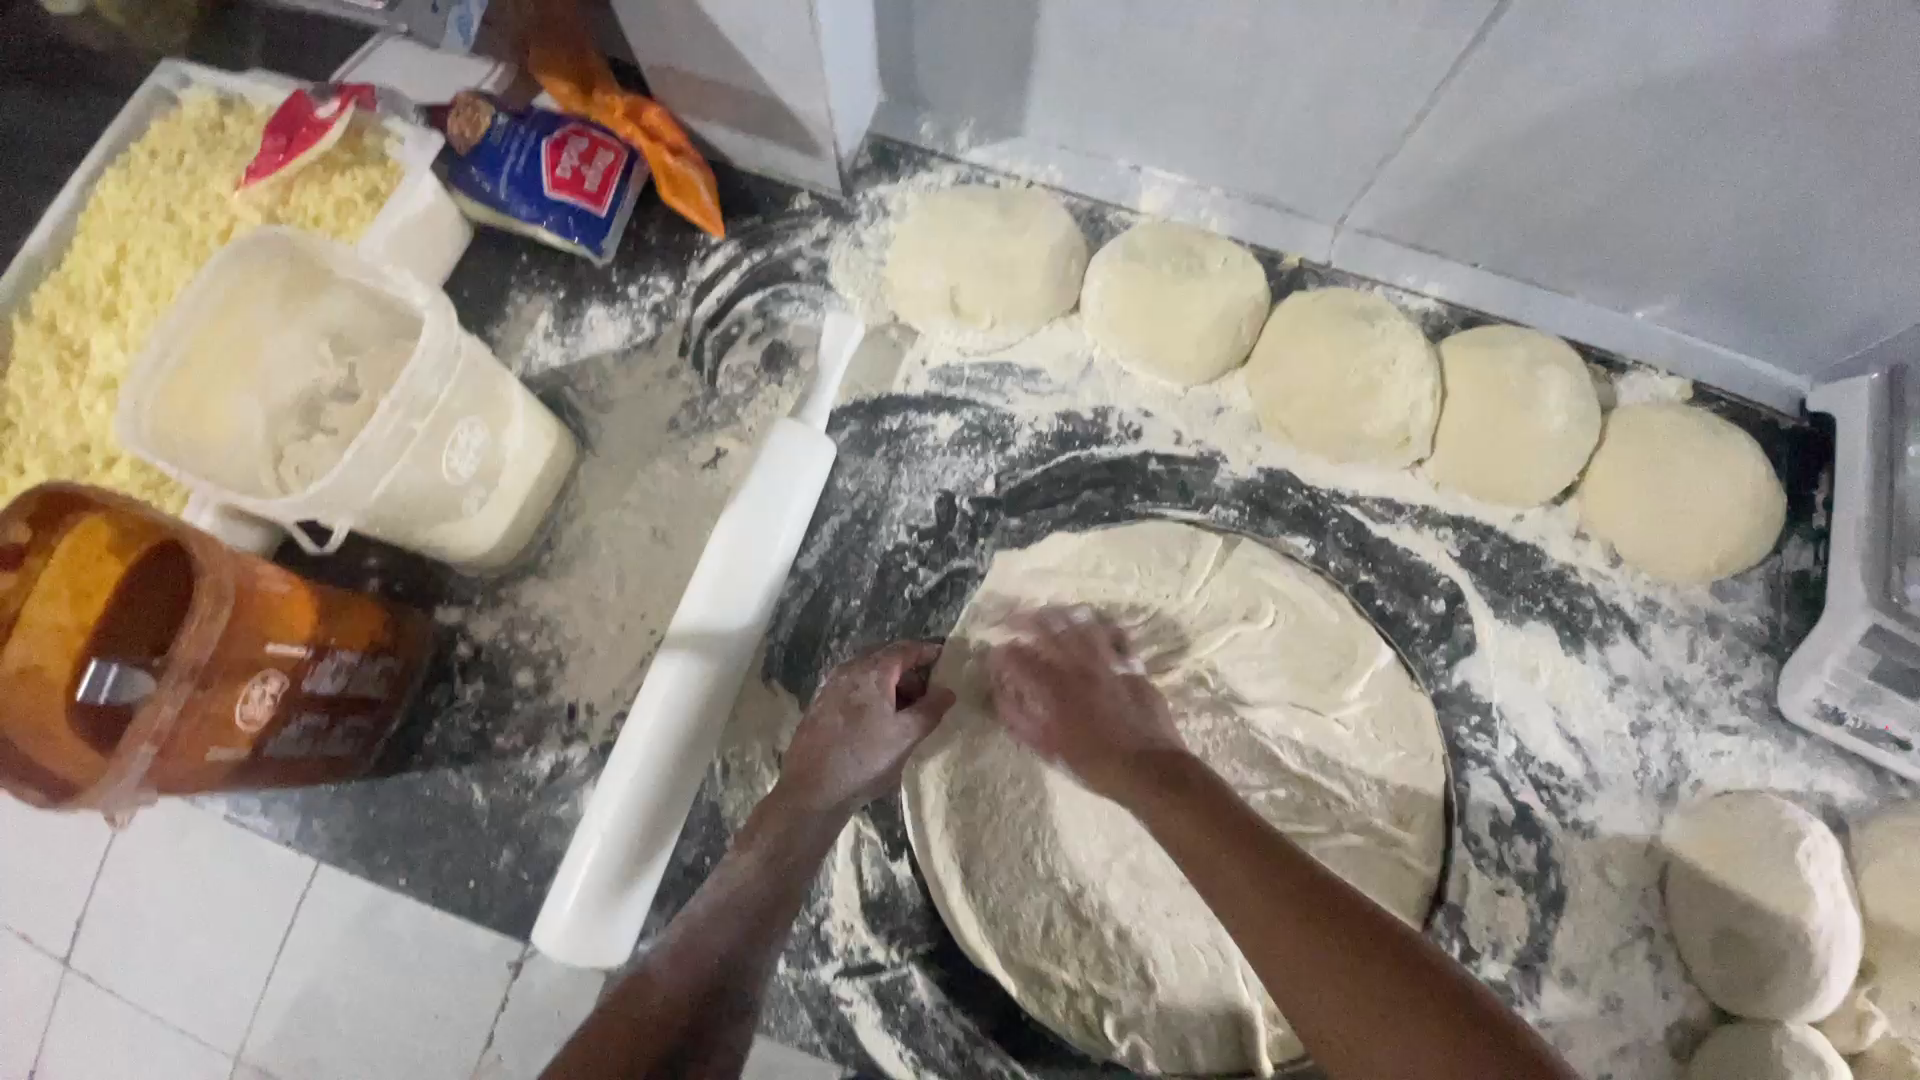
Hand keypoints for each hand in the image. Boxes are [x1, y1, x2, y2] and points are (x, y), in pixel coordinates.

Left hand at [778, 641, 956, 814]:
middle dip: (908, 671)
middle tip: (926, 692)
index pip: (904, 649)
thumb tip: (947, 691)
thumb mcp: (906, 737)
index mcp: (872, 672)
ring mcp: (830, 686)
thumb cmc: (864, 760)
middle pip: (884, 658)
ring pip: (866, 673)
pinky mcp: (819, 704)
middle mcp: (848, 670)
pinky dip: (870, 693)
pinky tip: (877, 719)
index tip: (943, 657)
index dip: (926, 651)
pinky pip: (852, 687)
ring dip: (889, 684)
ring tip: (904, 710)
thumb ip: (930, 710)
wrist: (811, 790)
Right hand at [984, 605, 1188, 802]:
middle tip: (1013, 618)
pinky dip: (1101, 624)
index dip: (1002, 653)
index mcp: (1053, 689)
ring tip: (1049, 611)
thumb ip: (1020, 721)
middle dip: (1025, 619)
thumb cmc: (1094, 765)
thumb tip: (1000, 697)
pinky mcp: (1132, 665)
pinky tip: (1094, 623)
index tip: (995, 654)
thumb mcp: (1048, 750)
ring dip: (1060, 614)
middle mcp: (1078, 667)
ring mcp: (1108, 662)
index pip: (1018, 658)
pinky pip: (1116, 634)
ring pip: (1081, 623)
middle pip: (1047, 629)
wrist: (1149, 769)